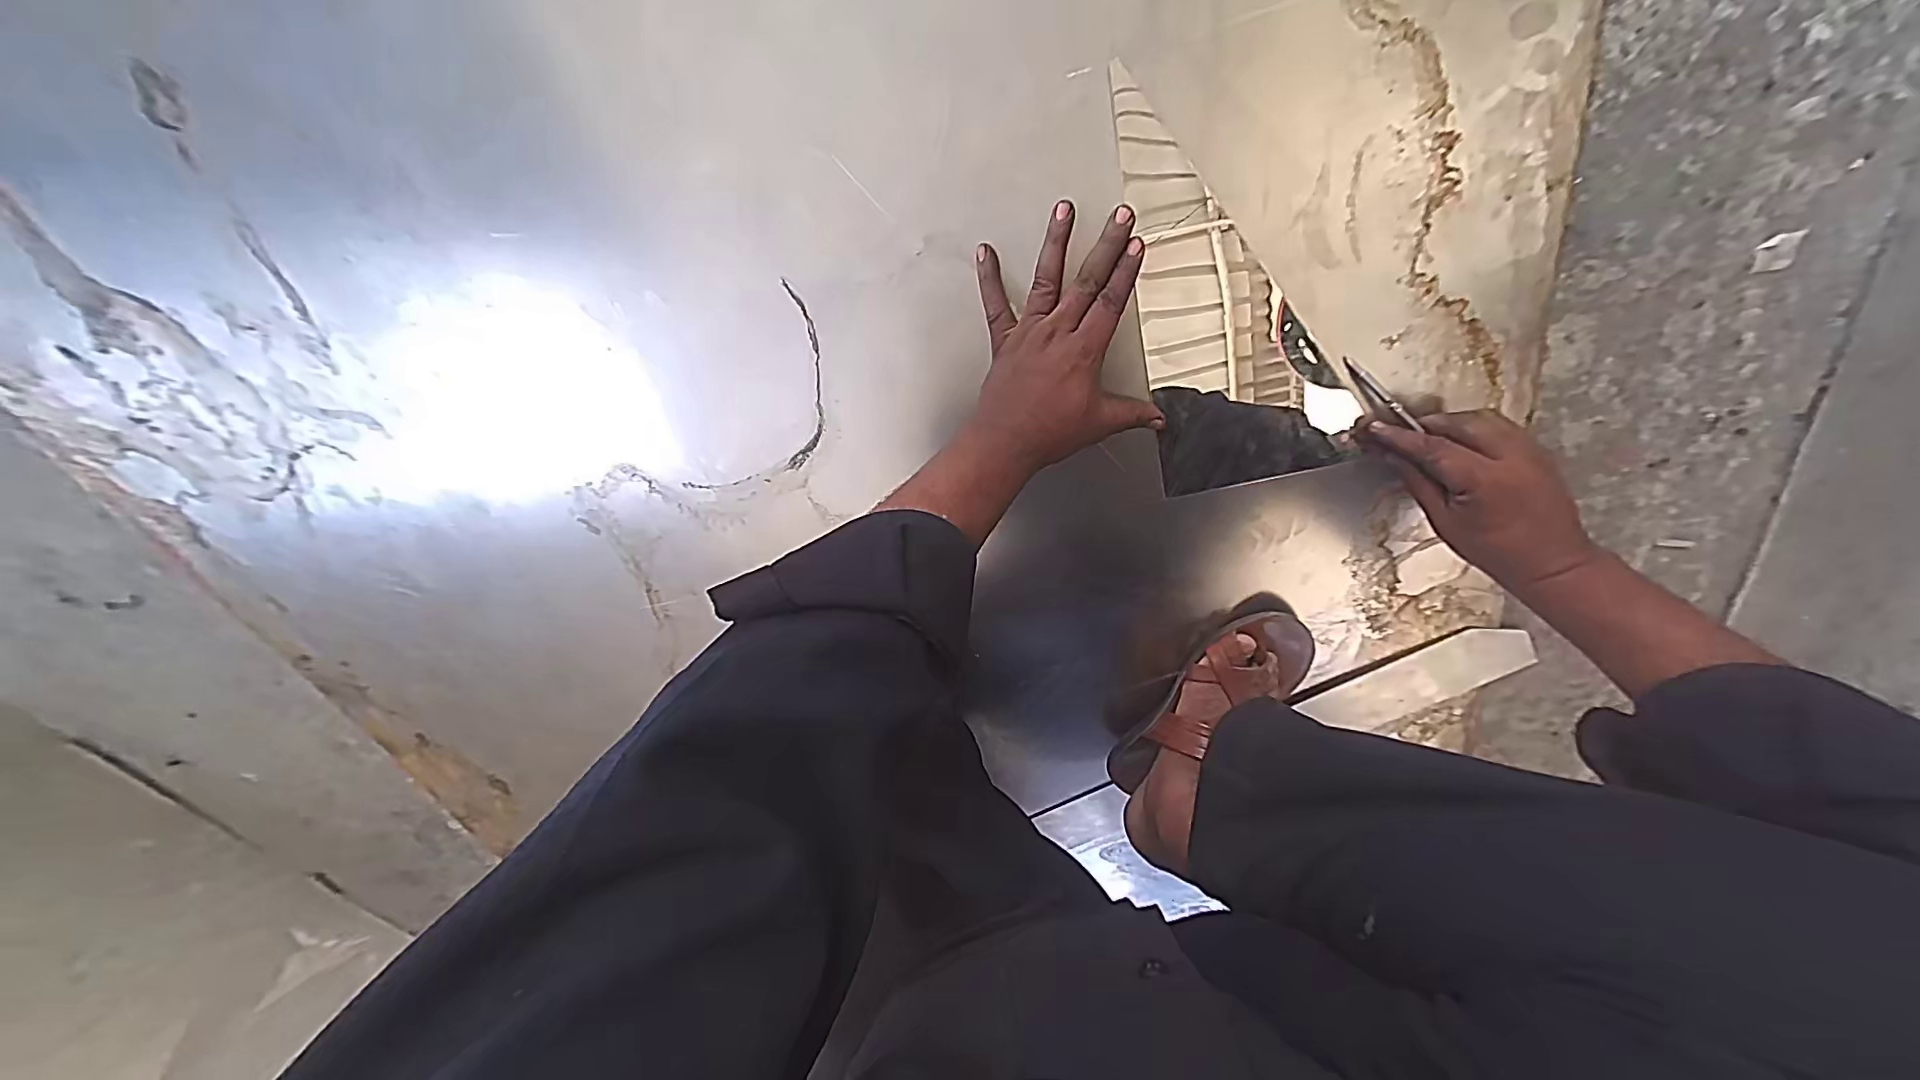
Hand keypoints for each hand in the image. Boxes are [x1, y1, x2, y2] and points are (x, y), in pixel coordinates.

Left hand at [967, 201, 1164, 469]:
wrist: (1004, 443)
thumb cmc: (1047, 433)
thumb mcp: (1099, 423)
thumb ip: (1132, 415)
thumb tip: (1157, 418)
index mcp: (1083, 351)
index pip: (1111, 301)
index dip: (1126, 272)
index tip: (1137, 245)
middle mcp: (1057, 333)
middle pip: (1087, 280)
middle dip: (1107, 244)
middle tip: (1120, 215)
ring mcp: (1029, 333)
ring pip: (1046, 279)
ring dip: (1056, 243)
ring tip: (1064, 211)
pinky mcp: (1005, 341)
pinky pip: (996, 305)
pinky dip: (989, 278)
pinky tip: (985, 253)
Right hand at [1359, 410, 1599, 589]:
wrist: (1550, 562)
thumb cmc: (1495, 550)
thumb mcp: (1444, 520)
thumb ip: (1419, 482)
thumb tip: (1394, 457)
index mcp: (1484, 479)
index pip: (1432, 446)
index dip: (1399, 436)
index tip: (1376, 428)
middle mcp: (1512, 457)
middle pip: (1458, 423)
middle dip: (1424, 424)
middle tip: (1397, 433)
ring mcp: (1529, 451)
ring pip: (1481, 418)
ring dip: (1449, 423)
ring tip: (1426, 436)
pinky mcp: (1537, 451)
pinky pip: (1499, 426)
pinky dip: (1472, 427)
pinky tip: (1457, 440)